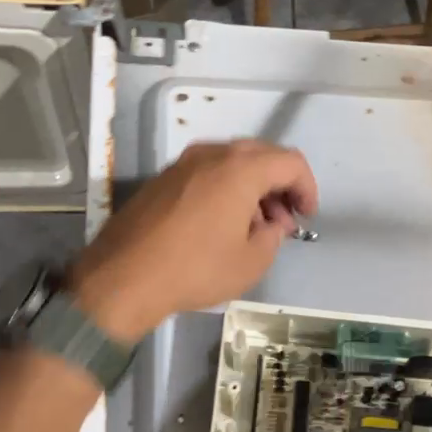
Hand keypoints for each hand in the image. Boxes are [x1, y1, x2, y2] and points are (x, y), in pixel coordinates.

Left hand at [67, 140, 317, 342]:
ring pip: (231, 163)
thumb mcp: (251, 263)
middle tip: (283, 220)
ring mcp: (182, 164)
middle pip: (260, 155)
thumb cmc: (196, 270)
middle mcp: (211, 155)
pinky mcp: (162, 180)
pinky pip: (206, 174)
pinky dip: (224, 191)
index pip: (290, 162)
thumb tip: (271, 226)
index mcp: (240, 169)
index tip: (306, 216)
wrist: (124, 277)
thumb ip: (272, 238)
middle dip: (280, 185)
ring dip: (251, 188)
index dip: (307, 187)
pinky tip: (221, 224)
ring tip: (254, 227)